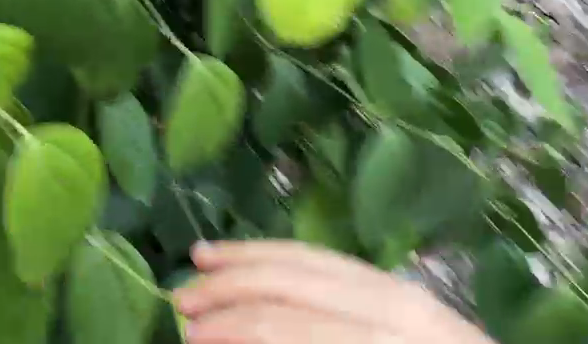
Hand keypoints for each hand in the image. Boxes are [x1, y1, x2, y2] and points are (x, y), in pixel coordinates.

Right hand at [174, 241, 495, 343]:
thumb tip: (230, 343)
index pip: (291, 328)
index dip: (235, 328)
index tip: (189, 337)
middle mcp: (400, 314)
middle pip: (293, 286)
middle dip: (228, 292)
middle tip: (180, 302)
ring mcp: (407, 295)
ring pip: (307, 259)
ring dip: (245, 259)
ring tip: (198, 261)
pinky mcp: (407, 290)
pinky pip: (331, 258)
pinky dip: (281, 252)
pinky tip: (250, 255)